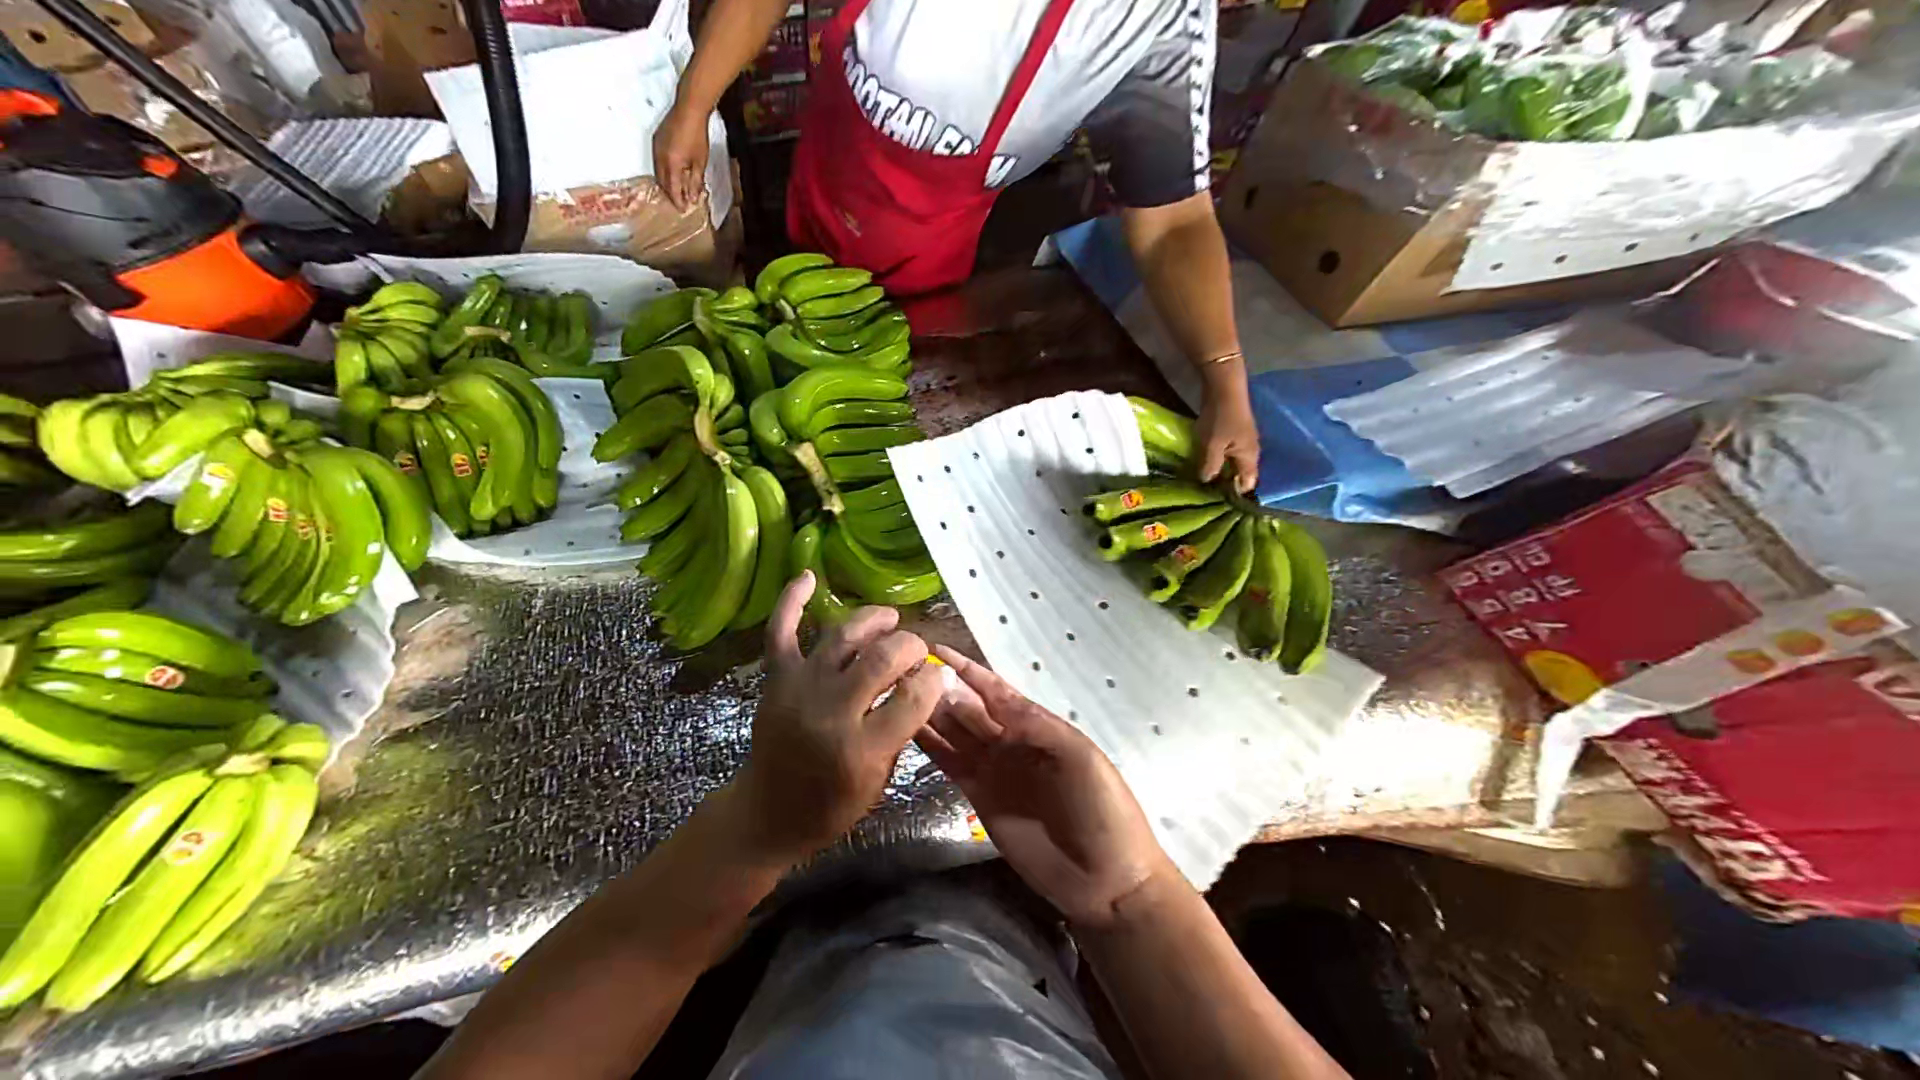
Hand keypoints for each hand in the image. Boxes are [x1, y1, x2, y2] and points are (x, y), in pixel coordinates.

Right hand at [652, 103, 710, 211]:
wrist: (689, 109)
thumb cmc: (697, 136)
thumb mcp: (700, 162)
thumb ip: (695, 182)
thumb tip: (692, 198)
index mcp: (671, 164)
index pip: (672, 189)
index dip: (677, 201)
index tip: (682, 210)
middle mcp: (660, 157)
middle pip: (662, 182)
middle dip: (670, 194)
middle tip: (679, 202)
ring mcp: (655, 148)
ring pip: (659, 173)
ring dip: (667, 183)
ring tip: (677, 191)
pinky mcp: (656, 141)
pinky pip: (658, 162)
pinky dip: (664, 172)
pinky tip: (672, 175)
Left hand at [727, 573, 943, 863]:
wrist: (768, 812)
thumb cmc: (831, 804)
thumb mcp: (879, 779)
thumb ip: (903, 728)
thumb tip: (930, 679)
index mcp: (862, 748)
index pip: (914, 695)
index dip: (933, 677)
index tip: (936, 673)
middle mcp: (831, 711)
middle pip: (883, 657)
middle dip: (911, 645)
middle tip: (916, 649)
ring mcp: (800, 689)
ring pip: (843, 636)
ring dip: (873, 620)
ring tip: (890, 619)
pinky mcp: (777, 679)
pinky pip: (781, 631)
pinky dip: (792, 601)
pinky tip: (808, 576)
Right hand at [918, 646, 1176, 930]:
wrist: (1104, 879)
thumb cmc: (1101, 808)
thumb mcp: (1078, 756)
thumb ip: (1034, 724)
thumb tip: (986, 695)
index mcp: (1037, 725)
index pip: (995, 690)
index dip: (969, 670)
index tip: (937, 650)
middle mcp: (1010, 741)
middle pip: (969, 708)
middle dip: (941, 689)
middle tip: (903, 672)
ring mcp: (993, 768)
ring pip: (954, 733)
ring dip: (930, 713)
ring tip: (896, 693)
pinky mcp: (978, 797)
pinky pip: (950, 764)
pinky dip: (930, 747)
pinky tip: (907, 729)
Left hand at [1196, 380, 1259, 494]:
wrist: (1225, 387)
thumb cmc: (1220, 418)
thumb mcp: (1212, 445)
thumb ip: (1211, 466)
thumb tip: (1207, 482)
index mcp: (1249, 457)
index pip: (1247, 484)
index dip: (1234, 495)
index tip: (1218, 502)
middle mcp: (1251, 451)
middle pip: (1241, 475)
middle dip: (1227, 484)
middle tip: (1208, 494)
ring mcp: (1244, 441)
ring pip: (1235, 464)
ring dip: (1223, 472)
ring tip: (1205, 482)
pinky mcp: (1236, 433)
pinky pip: (1230, 453)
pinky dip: (1221, 460)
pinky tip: (1208, 463)